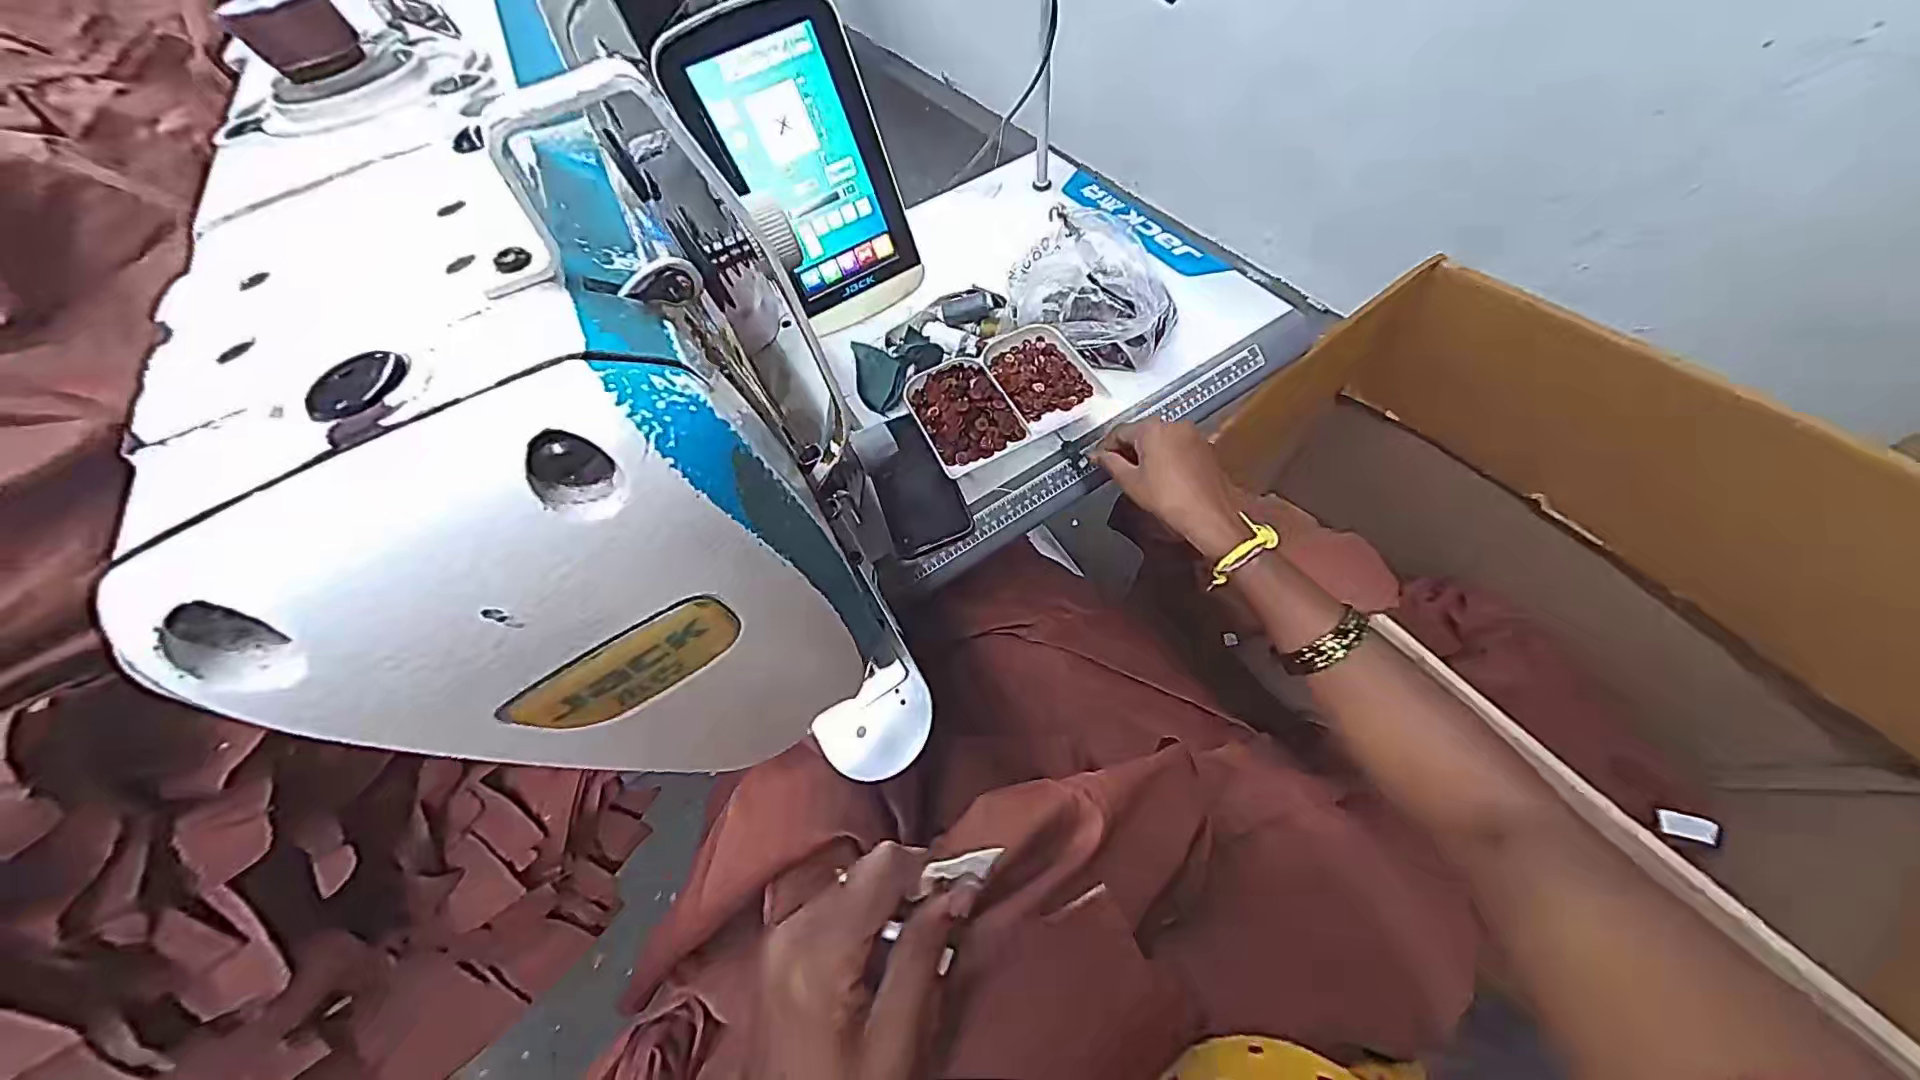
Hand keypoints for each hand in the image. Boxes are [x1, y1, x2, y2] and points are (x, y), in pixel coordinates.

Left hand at [755, 842, 979, 1079]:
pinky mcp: (776, 943)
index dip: (928, 871)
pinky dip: (861, 909)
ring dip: (886, 897)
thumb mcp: (896, 1038)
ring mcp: (778, 932)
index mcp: (819, 946)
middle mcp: (791, 925)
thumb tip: (960, 887)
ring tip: (906, 942)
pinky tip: (875, 949)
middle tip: (938, 924)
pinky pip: (830, 898)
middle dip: (908, 885)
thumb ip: (924, 952)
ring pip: (851, 876)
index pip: (885, 862)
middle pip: (867, 866)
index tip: (957, 897)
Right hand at [1093, 419, 1248, 559]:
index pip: (1119, 432)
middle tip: (1117, 470)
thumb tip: (1099, 456)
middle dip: (1127, 450)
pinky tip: (1161, 477)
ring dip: (1147, 453)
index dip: (1106, 447)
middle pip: (1141, 432)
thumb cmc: (1171, 498)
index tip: (1100, 459)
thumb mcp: (1131, 482)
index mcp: (1152, 429)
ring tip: (1140, 477)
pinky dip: (1165, 456)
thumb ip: (1110, 463)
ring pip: (1160, 439)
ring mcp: (1191, 435)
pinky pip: (1176, 446)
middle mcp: (1174, 425)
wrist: (1209, 514)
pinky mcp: (1204, 447)